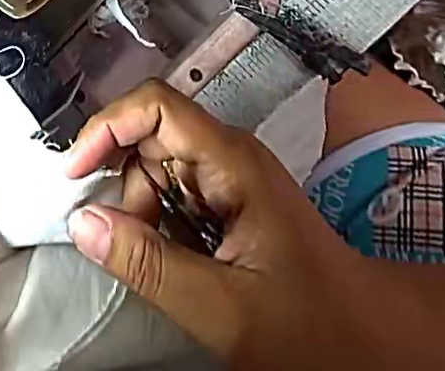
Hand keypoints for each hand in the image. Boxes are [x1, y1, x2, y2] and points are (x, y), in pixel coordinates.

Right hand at [61, 80, 386, 367]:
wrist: (368, 339)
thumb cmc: (313, 325)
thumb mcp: (223, 307)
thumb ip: (149, 264)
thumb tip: (83, 221)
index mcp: (231, 160)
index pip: (155, 106)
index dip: (108, 127)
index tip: (75, 172)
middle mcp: (226, 153)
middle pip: (148, 135)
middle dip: (124, 184)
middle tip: (129, 241)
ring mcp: (226, 173)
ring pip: (155, 166)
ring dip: (141, 212)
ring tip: (168, 264)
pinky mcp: (224, 196)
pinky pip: (171, 192)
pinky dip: (158, 223)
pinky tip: (179, 261)